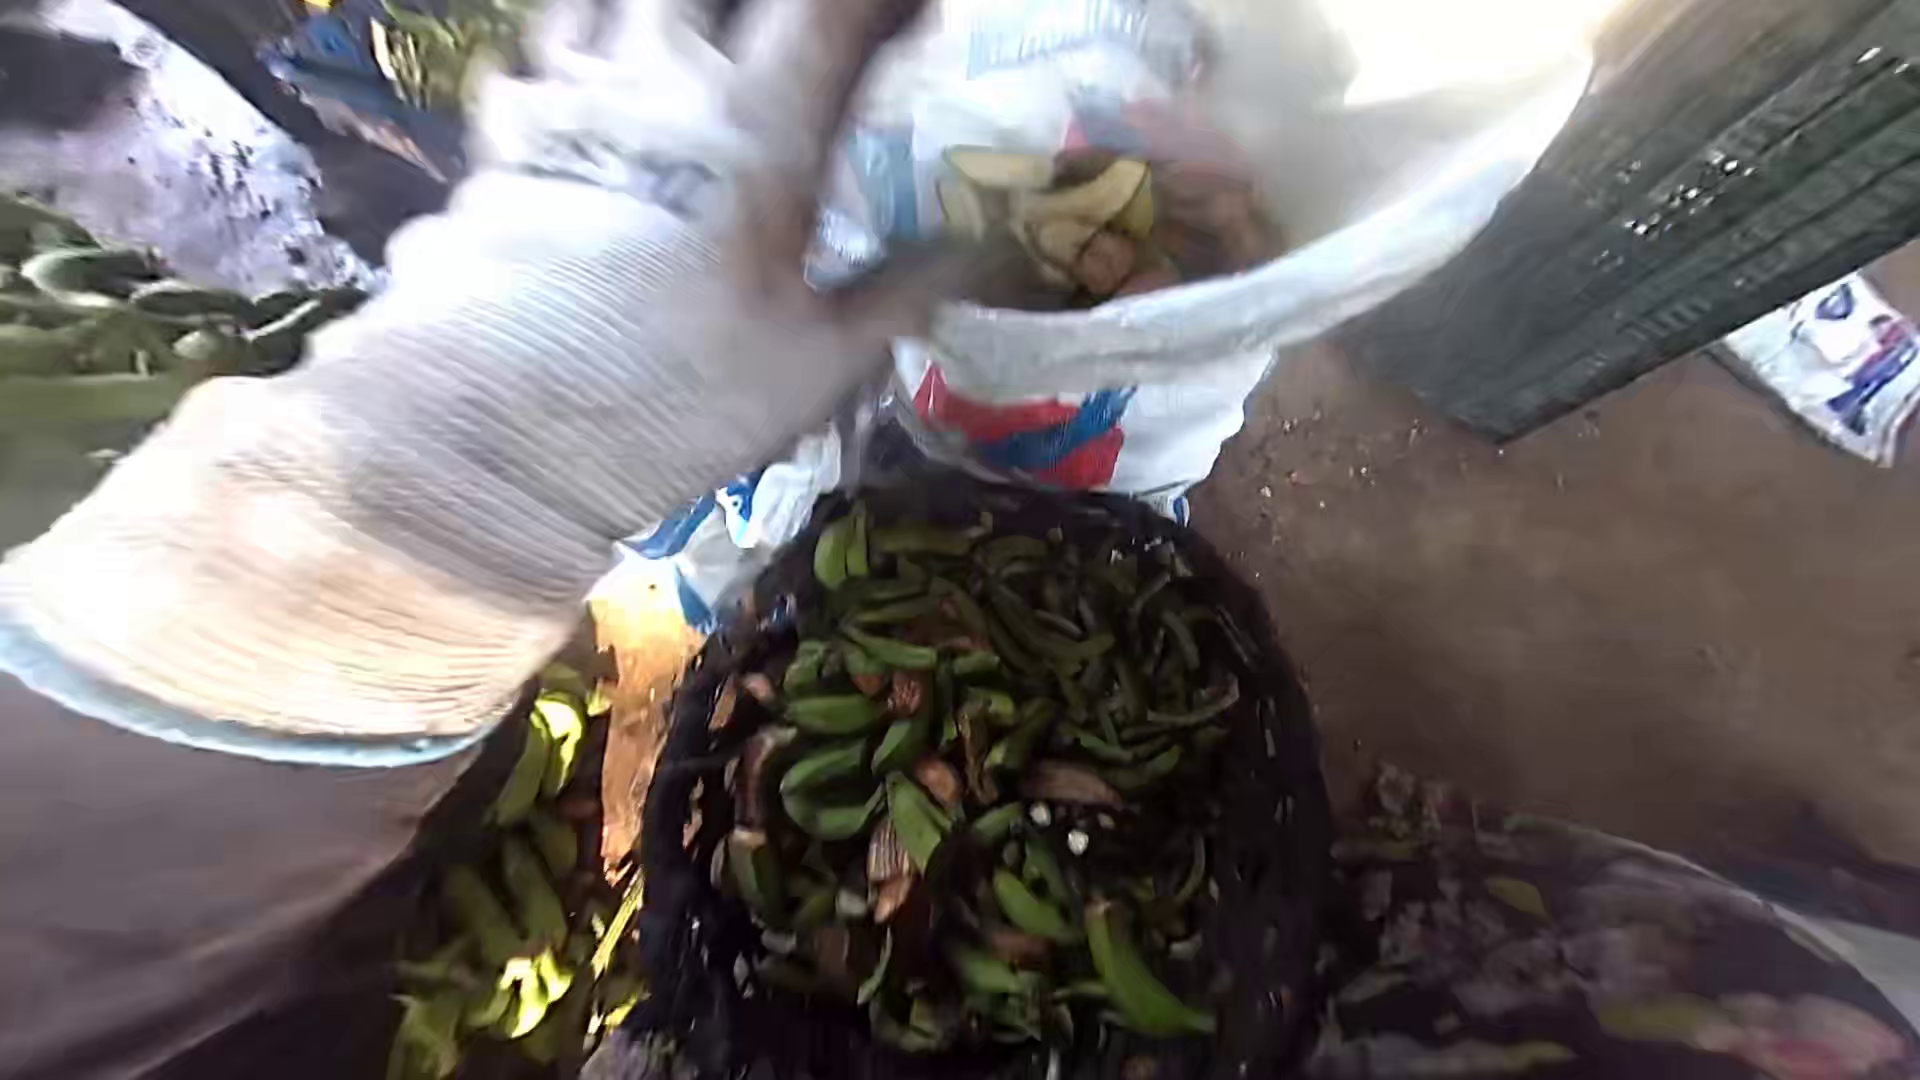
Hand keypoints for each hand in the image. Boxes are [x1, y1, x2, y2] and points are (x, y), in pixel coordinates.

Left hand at [0, 0, 966, 748]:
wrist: (509, 434)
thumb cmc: (686, 399)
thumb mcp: (821, 363)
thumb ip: (900, 293)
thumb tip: (976, 251)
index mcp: (753, 136)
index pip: (831, 14)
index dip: (883, 2)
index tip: (918, 13)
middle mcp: (657, 81)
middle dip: (779, 6)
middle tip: (807, 39)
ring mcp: (569, 94)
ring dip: (683, 12)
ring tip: (714, 48)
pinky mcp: (508, 131)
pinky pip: (557, 41)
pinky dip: (602, 40)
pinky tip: (622, 79)